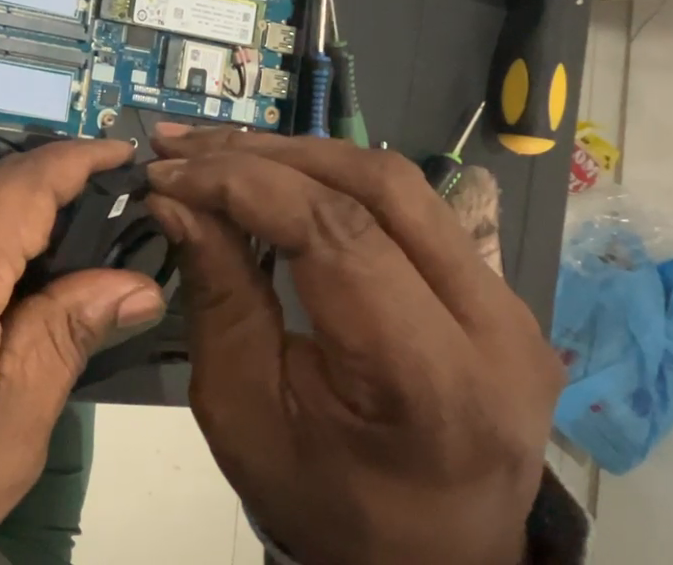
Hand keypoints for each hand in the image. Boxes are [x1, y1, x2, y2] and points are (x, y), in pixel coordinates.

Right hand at [146, 127, 563, 564]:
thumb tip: (172, 198)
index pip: (336, 231)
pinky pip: (410, 210)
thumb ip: (217, 294)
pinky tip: (270, 177)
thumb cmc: (318, 498)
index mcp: (426, 378)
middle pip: (377, 187)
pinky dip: (327, 179)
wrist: (425, 563)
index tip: (163, 176)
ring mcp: (509, 309)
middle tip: (177, 148)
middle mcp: (493, 330)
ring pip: (398, 183)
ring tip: (211, 151)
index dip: (239, 183)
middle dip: (263, 152)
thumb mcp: (240, 407)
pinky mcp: (498, 298)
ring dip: (295, 153)